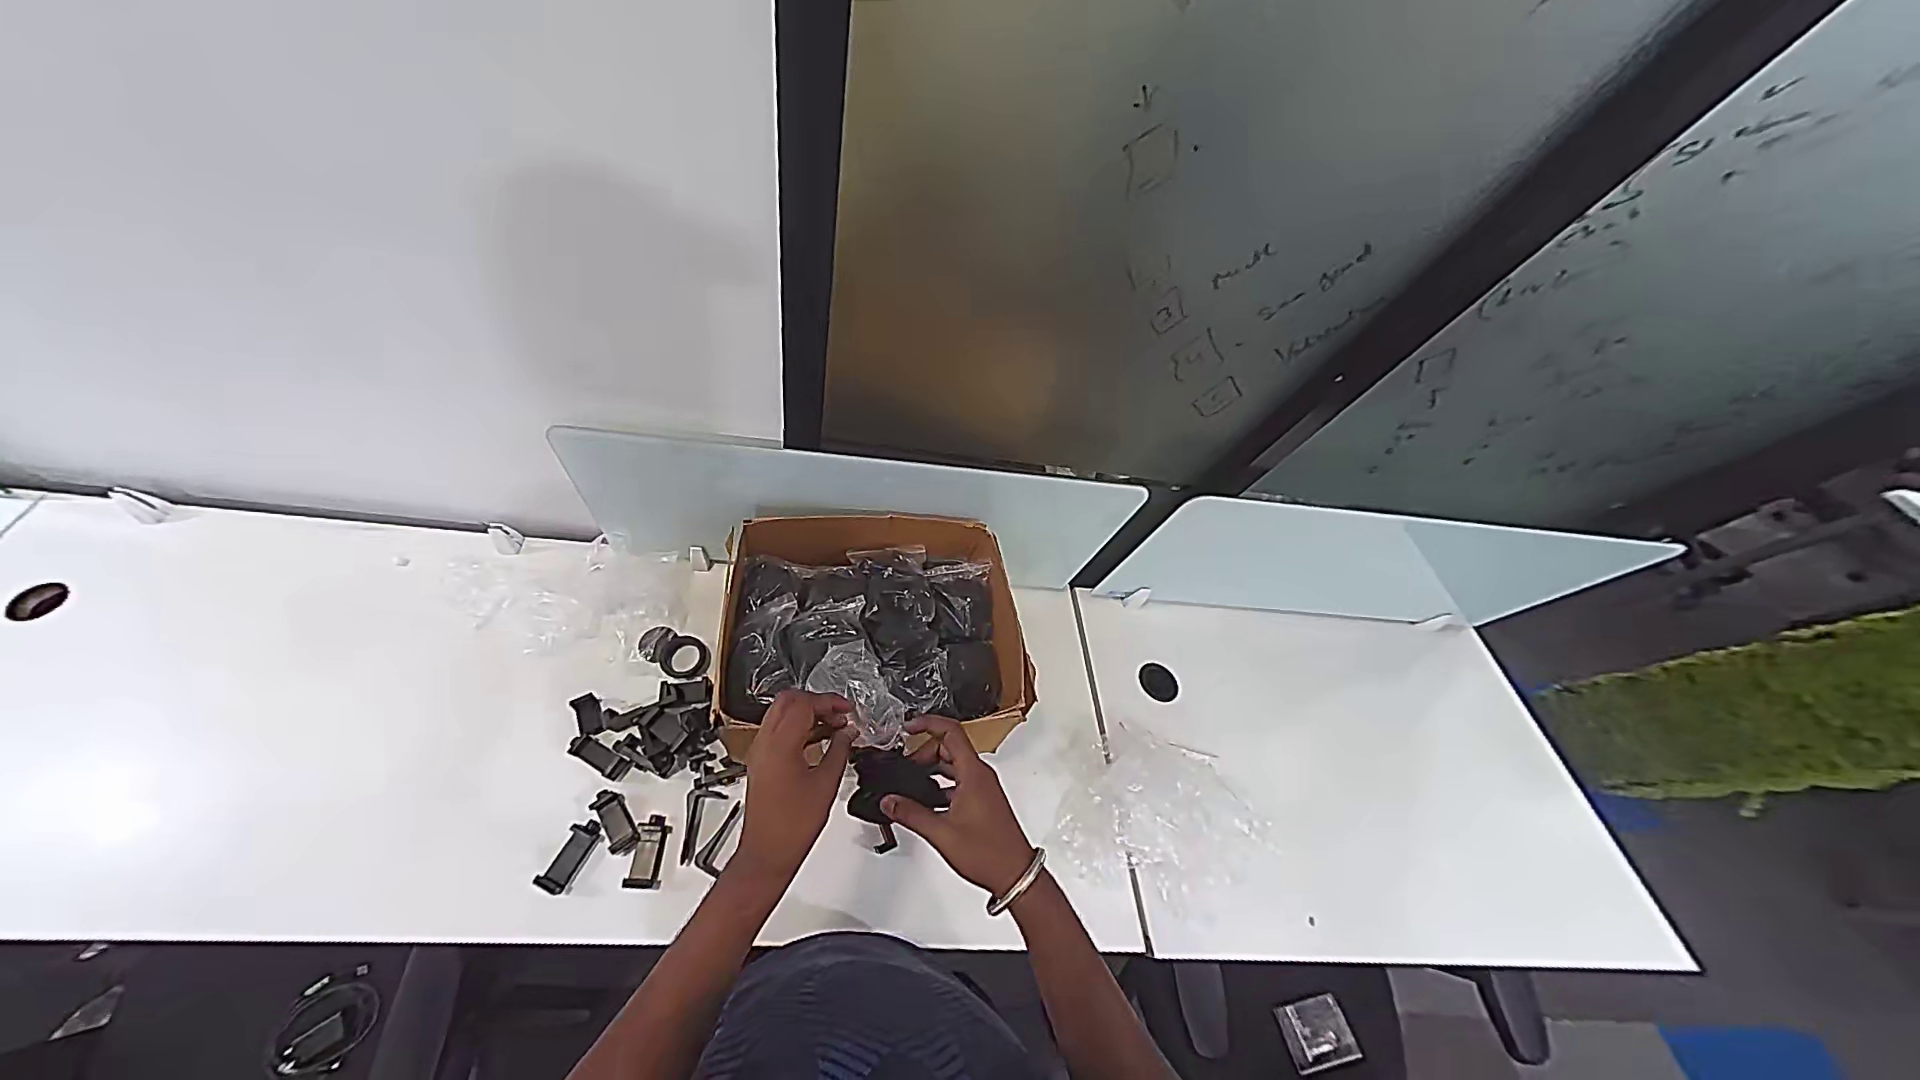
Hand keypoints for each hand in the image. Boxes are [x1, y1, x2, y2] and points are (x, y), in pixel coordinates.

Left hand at [734, 690, 855, 880]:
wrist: (768, 852)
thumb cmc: (791, 826)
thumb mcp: (827, 782)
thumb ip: (840, 749)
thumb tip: (848, 733)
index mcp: (780, 744)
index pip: (804, 703)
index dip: (829, 701)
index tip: (847, 708)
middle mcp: (764, 744)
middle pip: (788, 700)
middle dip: (817, 701)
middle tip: (839, 712)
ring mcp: (760, 752)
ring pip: (781, 713)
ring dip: (807, 712)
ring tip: (834, 725)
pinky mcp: (760, 762)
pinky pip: (777, 731)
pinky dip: (798, 727)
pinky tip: (819, 739)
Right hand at [881, 716, 1035, 895]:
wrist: (1015, 873)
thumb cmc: (989, 853)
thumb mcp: (941, 833)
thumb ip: (911, 814)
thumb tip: (890, 802)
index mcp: (973, 773)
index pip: (951, 731)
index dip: (928, 724)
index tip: (910, 726)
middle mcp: (980, 775)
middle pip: (950, 746)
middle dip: (924, 752)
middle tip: (906, 767)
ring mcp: (983, 787)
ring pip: (954, 764)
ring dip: (933, 768)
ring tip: (912, 783)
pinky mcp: (983, 799)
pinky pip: (959, 780)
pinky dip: (942, 784)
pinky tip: (928, 802)